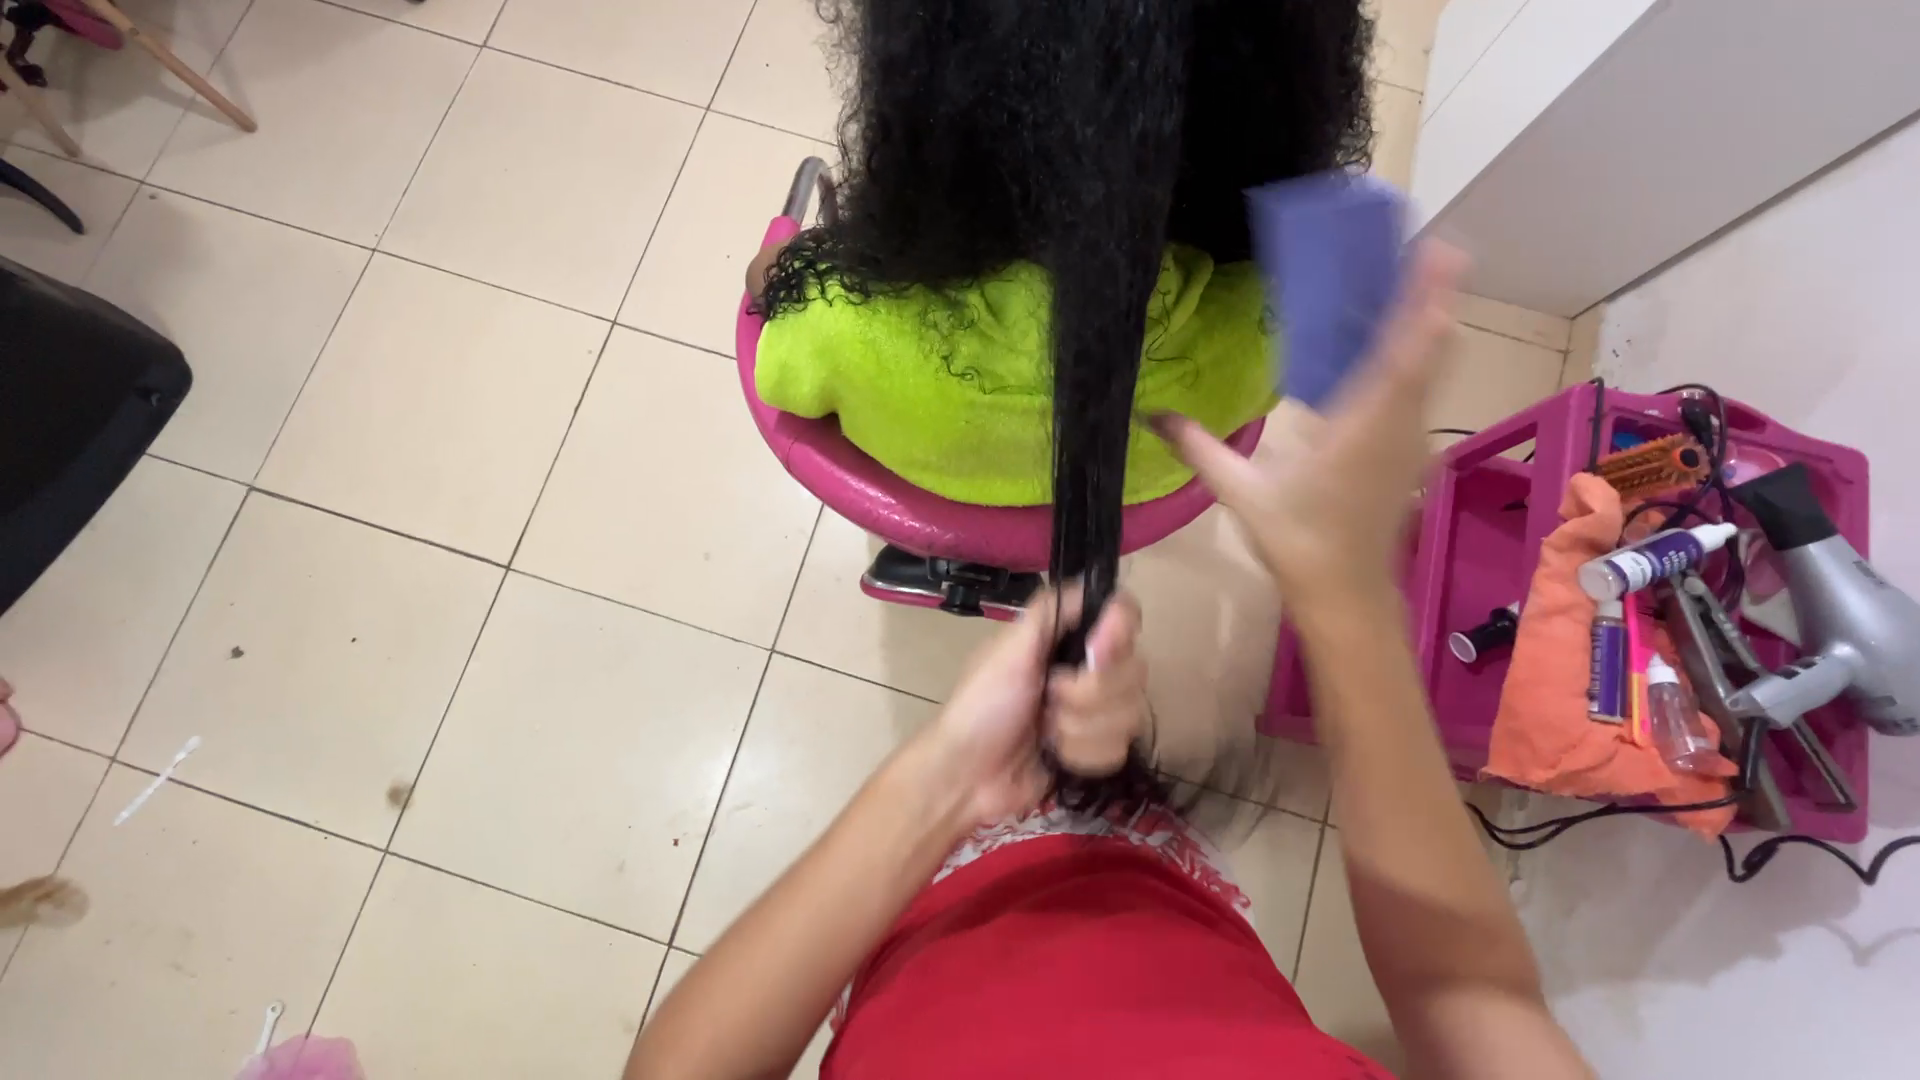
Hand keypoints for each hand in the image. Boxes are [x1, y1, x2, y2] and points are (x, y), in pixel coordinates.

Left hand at [912, 588, 1147, 825]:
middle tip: (1049, 697)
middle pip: (1134, 669)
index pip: (1124, 617)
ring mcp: (1095, 712)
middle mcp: (1088, 668)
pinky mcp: (1096, 750)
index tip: (1095, 651)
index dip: (1119, 632)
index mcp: (1066, 637)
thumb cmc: (982, 706)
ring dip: (1081, 728)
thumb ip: (1049, 612)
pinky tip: (1055, 755)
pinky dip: (1082, 755)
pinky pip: (1118, 748)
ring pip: (1130, 714)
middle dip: (1089, 693)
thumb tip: (1089, 582)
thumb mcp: (1008, 650)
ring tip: (1045, 730)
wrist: (968, 775)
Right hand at [1153, 241, 1465, 610]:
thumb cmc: (1295, 541)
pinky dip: (1418, 355)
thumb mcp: (1240, 492)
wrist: (1345, 592)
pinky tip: (1394, 345)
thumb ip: (1199, 448)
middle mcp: (1396, 427)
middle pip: (1432, 349)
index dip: (1423, 303)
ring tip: (1413, 280)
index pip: (1401, 356)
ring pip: (1435, 368)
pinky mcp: (1412, 451)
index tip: (1438, 253)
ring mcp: (1412, 439)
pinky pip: (1424, 389)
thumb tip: (1152, 414)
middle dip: (1434, 296)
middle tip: (1422, 249)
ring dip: (1429, 323)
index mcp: (1357, 430)